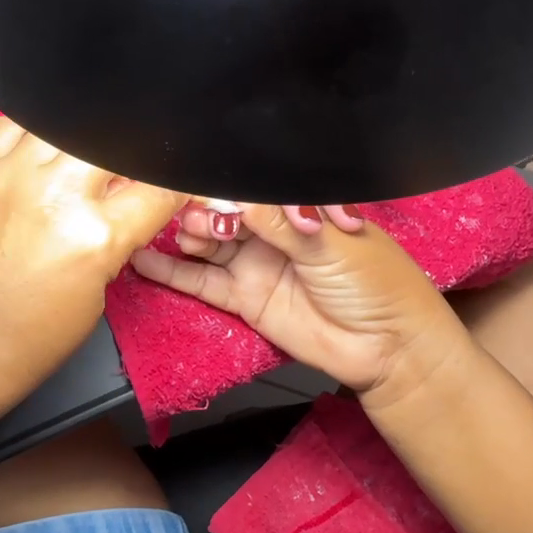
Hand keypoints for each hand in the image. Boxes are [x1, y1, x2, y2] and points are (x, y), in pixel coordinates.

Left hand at [0, 120, 183, 433]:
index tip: (173, 183)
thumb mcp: (95, 293)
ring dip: (81, 140)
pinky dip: (32, 133)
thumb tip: (133, 195)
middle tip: (119, 177)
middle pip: (113, 141)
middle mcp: (53, 193)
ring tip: (76, 165)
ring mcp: (8, 175)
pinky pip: (11, 124)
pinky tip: (36, 154)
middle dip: (127, 155)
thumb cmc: (25, 339)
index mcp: (94, 237)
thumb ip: (117, 235)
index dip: (176, 183)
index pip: (158, 186)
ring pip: (64, 123)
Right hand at [130, 202, 469, 407]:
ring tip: (179, 234)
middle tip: (193, 215)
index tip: (197, 181)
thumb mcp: (332, 246)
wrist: (391, 352)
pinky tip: (141, 259)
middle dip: (201, 207)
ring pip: (206, 241)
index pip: (251, 187)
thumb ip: (281, 224)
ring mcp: (253, 263)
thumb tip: (236, 198)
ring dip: (187, 234)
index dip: (223, 183)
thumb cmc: (380, 287)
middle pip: (222, 211)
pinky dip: (169, 271)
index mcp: (297, 206)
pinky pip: (199, 281)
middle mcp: (270, 231)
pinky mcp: (242, 297)